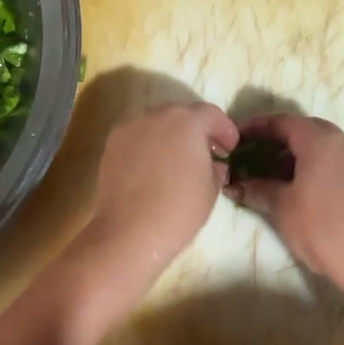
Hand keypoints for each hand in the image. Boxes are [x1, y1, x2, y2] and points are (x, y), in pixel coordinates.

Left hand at [66, 102, 238, 309]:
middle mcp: (157, 115)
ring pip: (157, 122)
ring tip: (177, 158)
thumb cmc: (179, 209)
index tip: (230, 148)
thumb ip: (215, 168)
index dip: (225, 129)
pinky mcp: (112, 142)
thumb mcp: (211, 189)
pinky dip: (149, 143)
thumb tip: (213, 164)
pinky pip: (138, 135)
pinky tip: (153, 165)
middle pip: (182, 114)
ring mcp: (131, 126)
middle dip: (196, 129)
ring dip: (171, 134)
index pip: (211, 114)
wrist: (130, 230)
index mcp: (187, 121)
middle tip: (206, 151)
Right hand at [227, 114, 343, 296]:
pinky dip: (321, 167)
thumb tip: (235, 185)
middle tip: (258, 154)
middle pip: (307, 129)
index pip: (284, 121)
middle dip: (280, 139)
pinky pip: (341, 162)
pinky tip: (309, 191)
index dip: (257, 126)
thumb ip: (258, 189)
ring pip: (327, 146)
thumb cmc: (322, 228)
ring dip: (301, 154)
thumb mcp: (282, 207)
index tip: (238, 135)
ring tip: (280, 176)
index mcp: (321, 141)